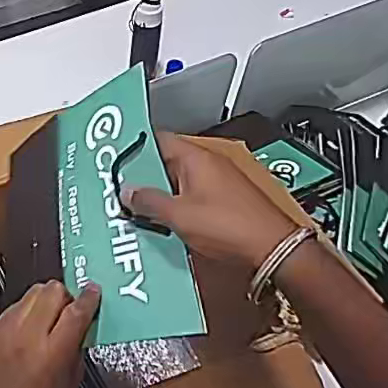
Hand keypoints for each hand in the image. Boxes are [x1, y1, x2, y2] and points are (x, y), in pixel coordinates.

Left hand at [0, 281, 100, 387]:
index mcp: (53, 352)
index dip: (89, 298)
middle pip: (53, 291)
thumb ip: (79, 341)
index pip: (75, 311)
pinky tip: (34, 325)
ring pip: (35, 290)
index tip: (95, 290)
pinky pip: (19, 303)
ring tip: (51, 316)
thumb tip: (84, 317)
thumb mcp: (74, 376)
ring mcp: (9, 330)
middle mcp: (28, 336)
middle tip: (70, 310)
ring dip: (48, 299)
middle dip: (66, 296)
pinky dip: (30, 308)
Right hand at [120, 133, 299, 286]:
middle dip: (144, 177)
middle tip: (121, 191)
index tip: (115, 160)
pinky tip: (165, 222)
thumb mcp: (180, 215)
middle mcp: (207, 164)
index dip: (135, 148)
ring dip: (160, 194)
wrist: (272, 248)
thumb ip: (149, 201)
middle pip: (166, 162)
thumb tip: (128, 191)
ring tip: (138, 210)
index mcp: (195, 158)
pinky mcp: (223, 200)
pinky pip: (191, 195)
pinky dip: (176, 205)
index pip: (158, 139)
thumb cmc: (230, 226)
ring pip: (177, 181)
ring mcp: (217, 181)